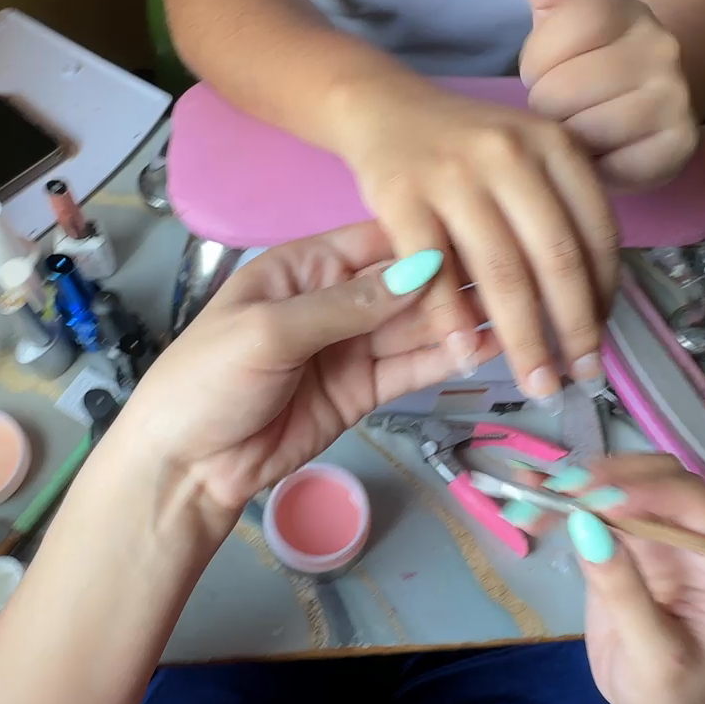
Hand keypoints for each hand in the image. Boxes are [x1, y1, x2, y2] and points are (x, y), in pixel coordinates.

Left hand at [99, 222, 487, 518]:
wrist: (188, 466)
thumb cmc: (209, 380)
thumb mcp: (270, 330)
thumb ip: (346, 304)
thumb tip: (421, 269)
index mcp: (304, 268)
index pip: (376, 243)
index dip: (426, 240)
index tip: (481, 237)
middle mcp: (335, 300)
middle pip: (405, 285)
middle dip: (452, 284)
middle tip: (513, 280)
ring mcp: (352, 347)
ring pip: (415, 328)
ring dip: (458, 323)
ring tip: (516, 315)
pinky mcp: (364, 389)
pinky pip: (410, 368)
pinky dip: (444, 360)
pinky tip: (485, 349)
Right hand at [333, 79, 620, 402]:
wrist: (384, 107)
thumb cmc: (464, 144)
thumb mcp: (526, 154)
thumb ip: (558, 209)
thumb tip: (589, 301)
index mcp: (554, 146)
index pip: (596, 233)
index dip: (604, 296)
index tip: (602, 340)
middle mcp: (511, 155)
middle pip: (554, 259)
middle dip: (573, 329)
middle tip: (582, 377)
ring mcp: (454, 175)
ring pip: (500, 272)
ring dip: (523, 339)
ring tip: (538, 383)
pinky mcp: (402, 196)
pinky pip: (433, 270)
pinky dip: (450, 318)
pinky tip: (465, 355)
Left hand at [521, 0, 698, 189]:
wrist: (677, 91)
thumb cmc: (603, 62)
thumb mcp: (575, 25)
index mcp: (626, 11)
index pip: (554, 36)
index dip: (535, 64)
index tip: (543, 73)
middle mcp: (659, 48)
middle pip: (562, 89)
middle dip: (547, 106)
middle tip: (562, 109)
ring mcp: (673, 98)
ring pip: (584, 130)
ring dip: (569, 140)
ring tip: (579, 130)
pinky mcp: (677, 145)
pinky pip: (611, 167)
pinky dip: (596, 168)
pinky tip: (602, 154)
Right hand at [557, 455, 704, 703]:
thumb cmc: (669, 696)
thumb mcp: (652, 655)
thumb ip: (623, 590)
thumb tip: (584, 524)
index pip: (695, 504)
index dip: (651, 490)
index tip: (600, 498)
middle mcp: (695, 541)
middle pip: (658, 480)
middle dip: (612, 478)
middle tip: (566, 489)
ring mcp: (657, 538)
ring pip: (621, 486)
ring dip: (579, 484)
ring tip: (537, 492)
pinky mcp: (621, 543)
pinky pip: (592, 509)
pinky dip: (562, 500)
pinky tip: (531, 492)